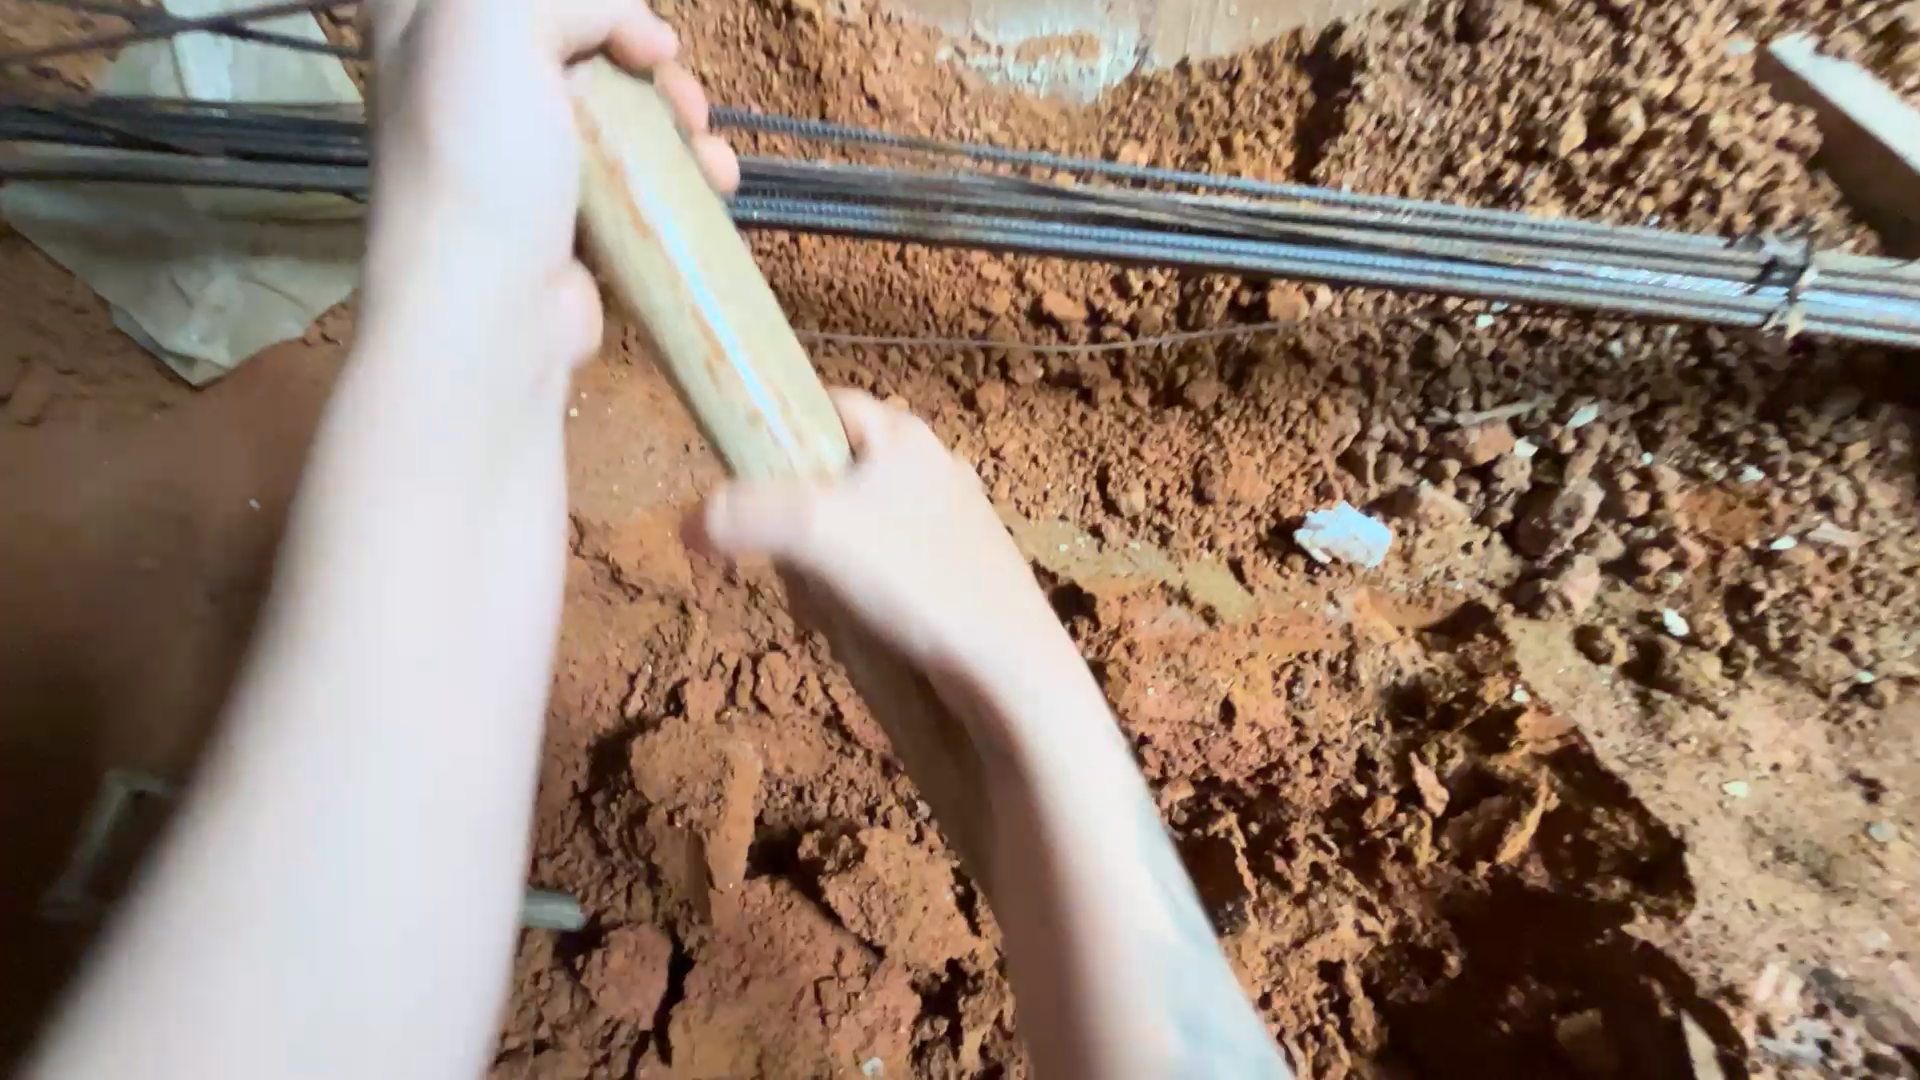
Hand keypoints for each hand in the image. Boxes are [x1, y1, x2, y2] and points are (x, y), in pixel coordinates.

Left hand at [358, 0, 737, 391]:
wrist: (494, 305)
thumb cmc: (479, 160)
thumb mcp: (494, 21)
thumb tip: (651, 37)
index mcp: (435, 24)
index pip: (529, 0)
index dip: (591, 5)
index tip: (636, 32)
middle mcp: (484, 89)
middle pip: (587, 52)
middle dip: (651, 68)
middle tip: (681, 98)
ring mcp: (536, 162)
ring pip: (625, 119)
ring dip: (683, 128)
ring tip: (711, 153)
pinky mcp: (581, 222)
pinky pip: (641, 184)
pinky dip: (684, 181)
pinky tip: (716, 186)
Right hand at [689, 391, 1076, 695]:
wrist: (1006, 664)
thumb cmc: (916, 578)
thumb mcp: (816, 531)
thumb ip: (744, 514)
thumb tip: (686, 524)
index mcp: (904, 435)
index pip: (824, 404)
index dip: (778, 431)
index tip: (746, 478)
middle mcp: (932, 466)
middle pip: (835, 469)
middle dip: (797, 516)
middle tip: (783, 559)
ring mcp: (950, 518)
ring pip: (859, 523)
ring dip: (825, 561)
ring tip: (820, 605)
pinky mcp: (958, 566)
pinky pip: (887, 561)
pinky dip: (860, 586)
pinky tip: (857, 622)